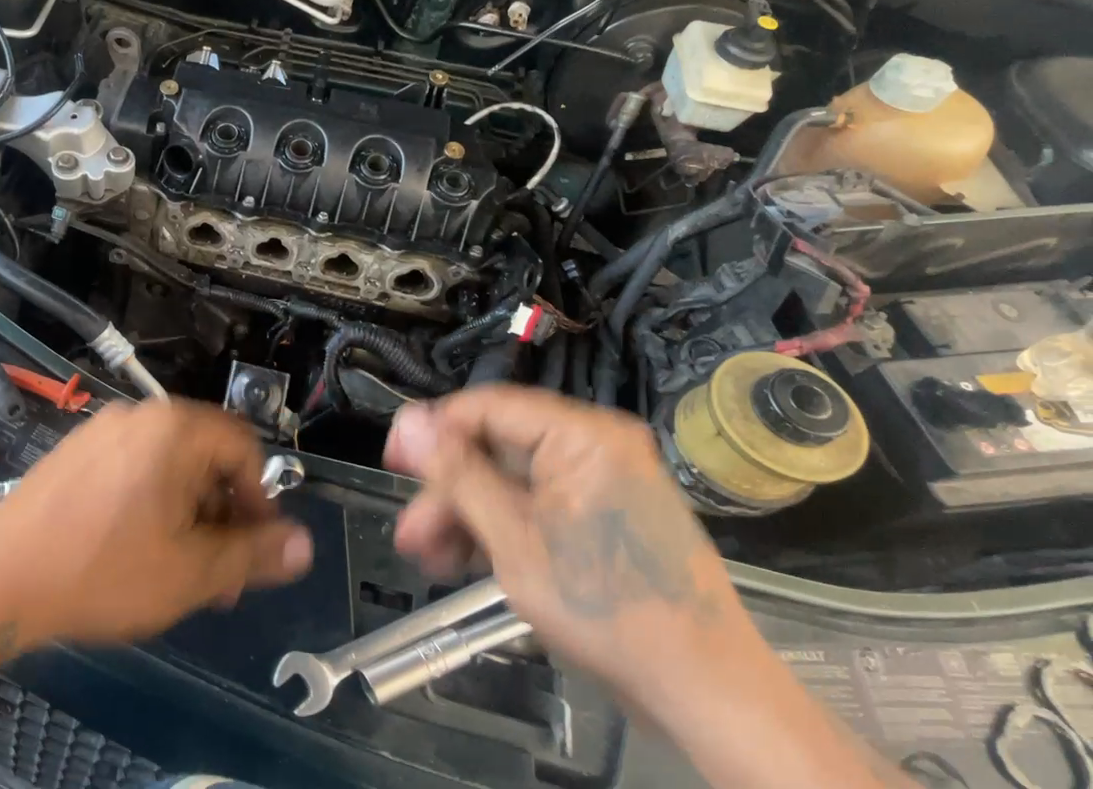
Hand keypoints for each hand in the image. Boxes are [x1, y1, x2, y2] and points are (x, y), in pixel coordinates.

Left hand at [0, 398, 313, 648]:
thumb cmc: (104, 571)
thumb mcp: (192, 572)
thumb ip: (254, 554)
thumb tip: (305, 544)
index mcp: (174, 429)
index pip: (245, 448)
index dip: (260, 501)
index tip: (255, 549)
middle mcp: (138, 417)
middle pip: (206, 456)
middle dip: (223, 514)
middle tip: (220, 572)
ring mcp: (100, 432)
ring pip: (168, 467)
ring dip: (188, 515)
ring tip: (179, 570)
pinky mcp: (74, 454)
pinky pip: (132, 470)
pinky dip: (150, 505)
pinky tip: (136, 552)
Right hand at [383, 385, 755, 708]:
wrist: (703, 688)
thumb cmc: (606, 608)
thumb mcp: (513, 538)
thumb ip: (456, 474)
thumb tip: (407, 421)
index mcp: (581, 435)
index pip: (484, 406)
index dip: (432, 433)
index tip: (393, 465)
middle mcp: (594, 447)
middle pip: (494, 449)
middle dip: (447, 493)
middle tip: (410, 534)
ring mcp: (601, 484)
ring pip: (510, 483)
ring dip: (466, 517)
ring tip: (431, 560)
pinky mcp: (602, 518)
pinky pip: (537, 507)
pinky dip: (501, 531)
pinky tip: (466, 564)